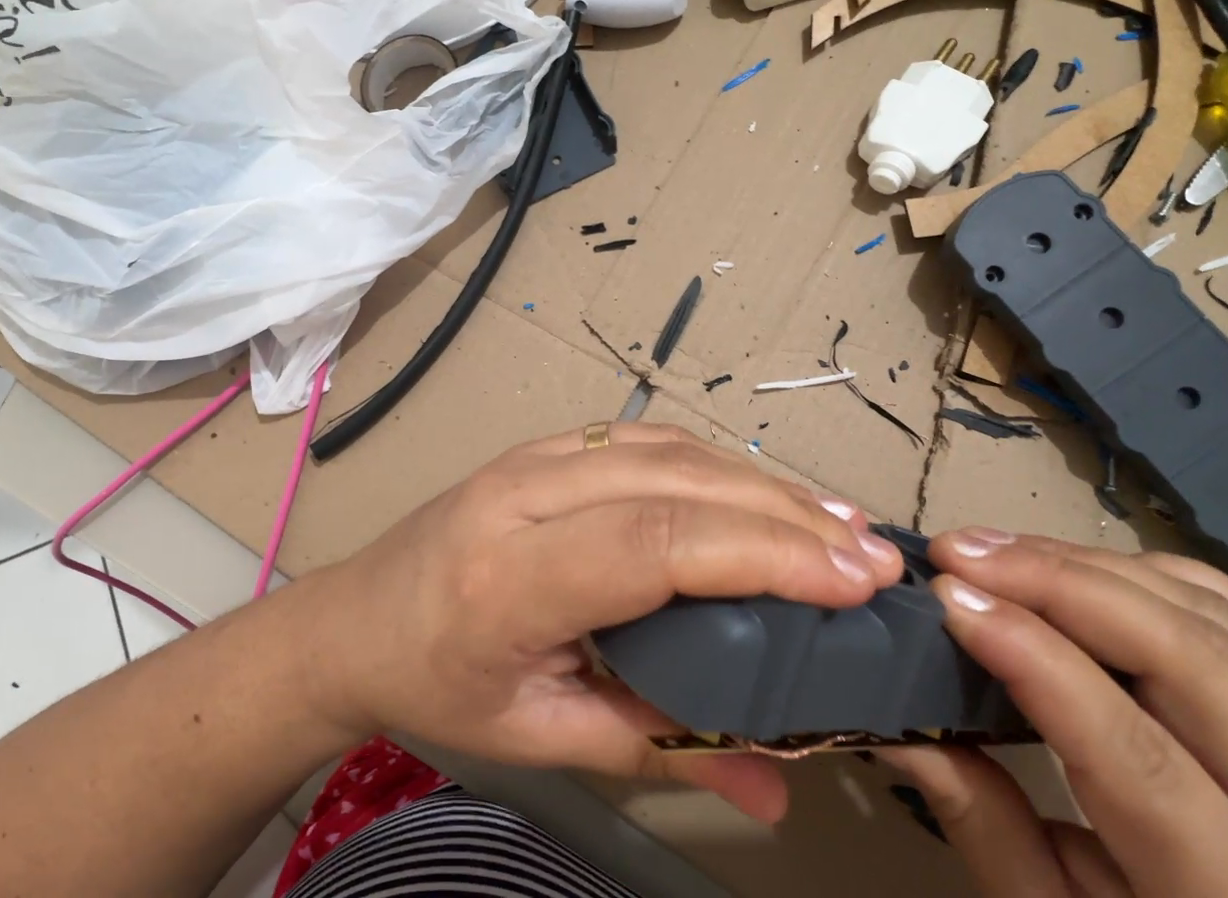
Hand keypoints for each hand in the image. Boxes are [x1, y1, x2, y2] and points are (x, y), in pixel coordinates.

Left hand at [297, 422, 905, 822]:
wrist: (355, 618)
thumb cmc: (439, 685)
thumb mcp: (539, 734)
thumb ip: (658, 751)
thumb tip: (775, 788)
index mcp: (510, 578)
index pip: (652, 543)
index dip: (760, 553)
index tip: (853, 580)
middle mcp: (519, 497)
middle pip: (672, 483)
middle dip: (784, 515)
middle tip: (872, 558)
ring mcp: (527, 460)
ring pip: (666, 449)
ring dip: (759, 482)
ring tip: (837, 525)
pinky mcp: (538, 449)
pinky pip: (641, 439)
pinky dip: (713, 462)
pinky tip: (762, 492)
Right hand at [878, 530, 1227, 896]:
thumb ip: (984, 824)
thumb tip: (899, 730)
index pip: (1136, 756)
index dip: (1037, 662)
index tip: (949, 599)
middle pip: (1198, 665)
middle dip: (1065, 586)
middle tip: (960, 554)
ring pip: (1222, 622)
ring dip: (1094, 567)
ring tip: (994, 549)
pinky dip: (1157, 575)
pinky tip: (1078, 566)